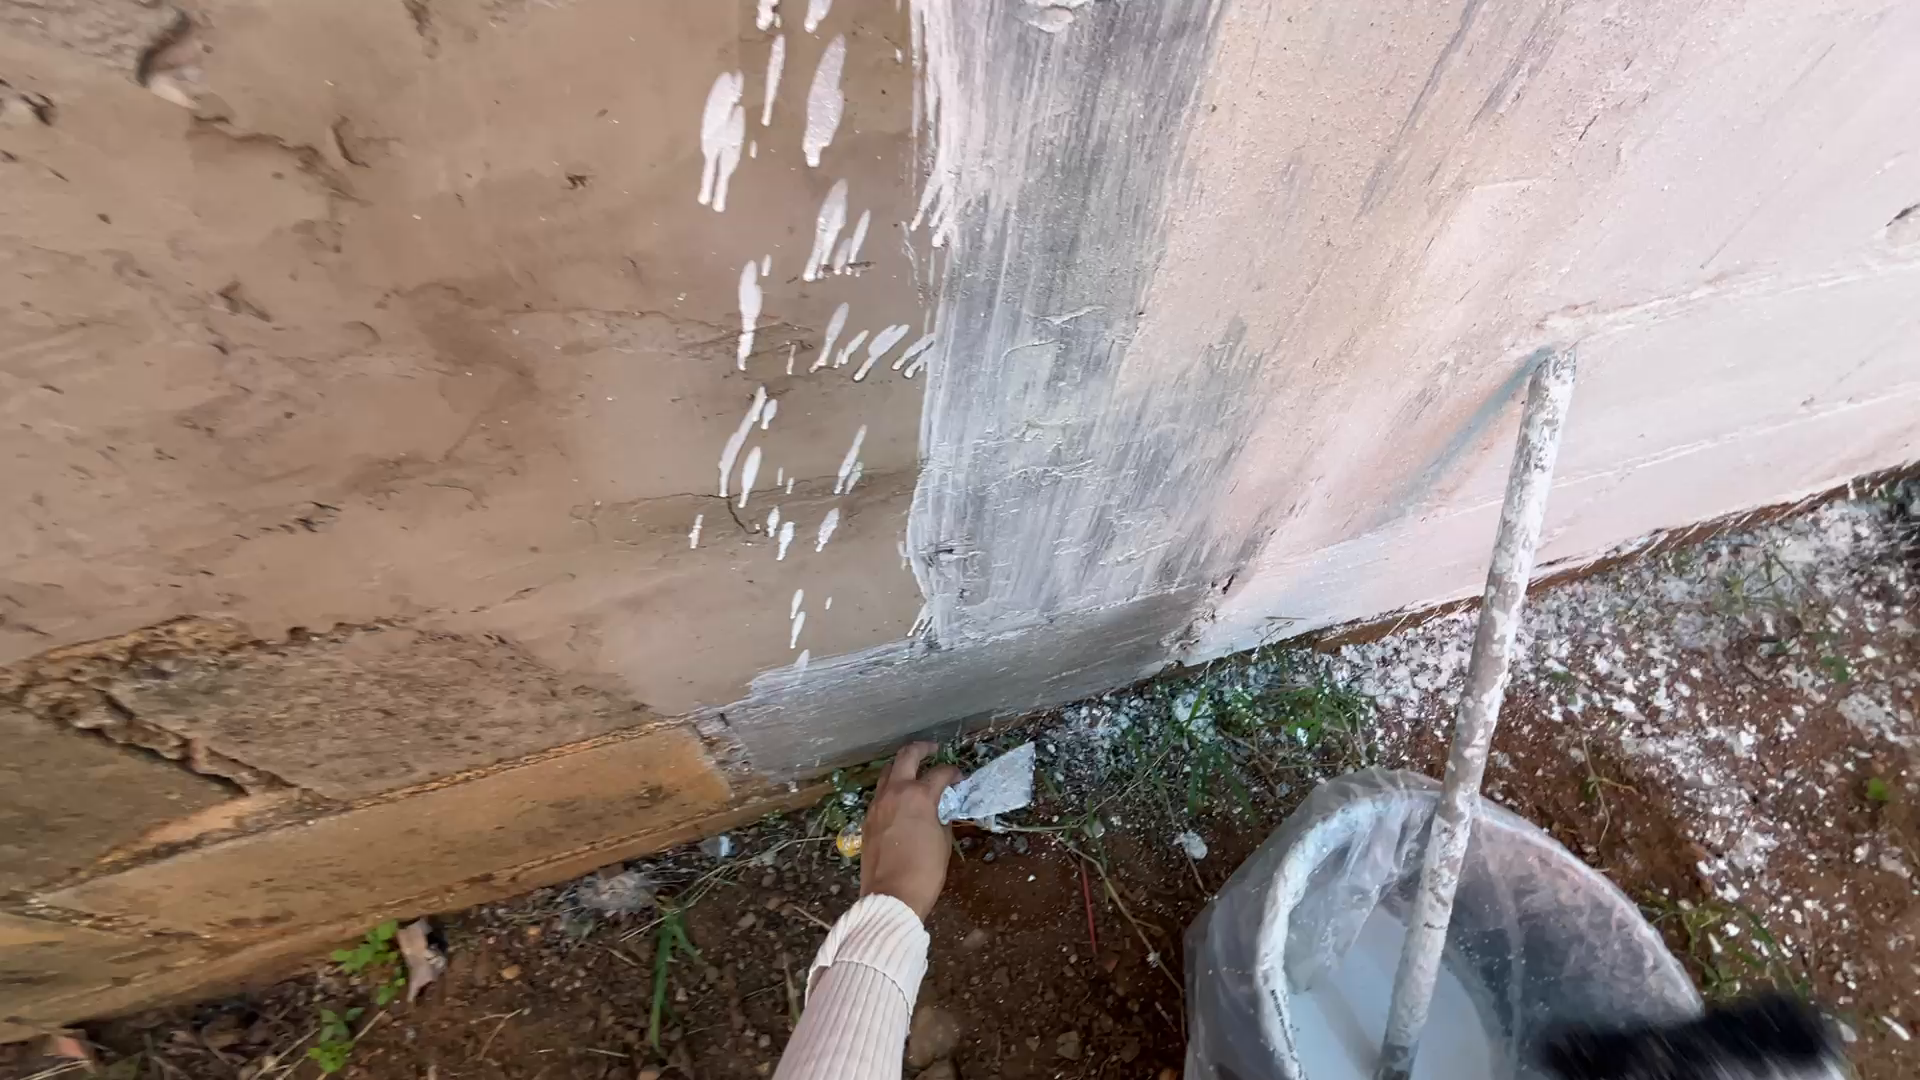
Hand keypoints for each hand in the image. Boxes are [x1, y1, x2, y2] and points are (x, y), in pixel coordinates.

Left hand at [859, 742, 962, 920]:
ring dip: (902, 765)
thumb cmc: (925, 870)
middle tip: (933, 749)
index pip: (940, 773)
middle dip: (922, 748)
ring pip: (888, 771)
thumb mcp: (943, 840)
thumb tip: (940, 808)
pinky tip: (900, 796)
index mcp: (919, 795)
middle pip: (907, 756)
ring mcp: (878, 803)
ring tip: (914, 769)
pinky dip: (891, 786)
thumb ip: (942, 816)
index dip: (953, 772)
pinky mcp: (868, 817)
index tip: (959, 777)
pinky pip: (880, 791)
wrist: (891, 896)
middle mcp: (896, 791)